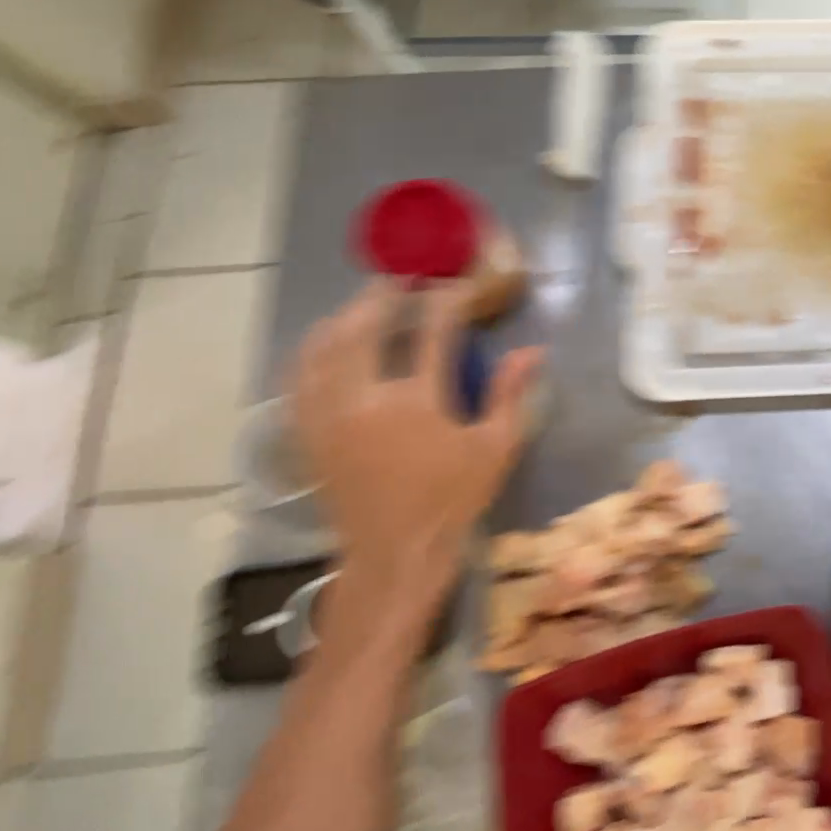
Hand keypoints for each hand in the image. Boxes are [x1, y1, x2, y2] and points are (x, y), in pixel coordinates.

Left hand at [292, 279, 543, 595]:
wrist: (392, 551)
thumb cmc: (451, 499)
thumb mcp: (495, 448)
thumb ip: (509, 394)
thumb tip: (532, 352)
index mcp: (416, 401)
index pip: (433, 331)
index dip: (446, 300)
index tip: (455, 284)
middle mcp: (364, 398)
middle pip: (363, 327)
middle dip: (381, 296)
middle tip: (398, 279)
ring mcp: (328, 414)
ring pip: (323, 347)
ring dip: (342, 317)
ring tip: (361, 305)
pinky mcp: (307, 432)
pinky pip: (299, 378)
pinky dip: (312, 351)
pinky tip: (325, 346)